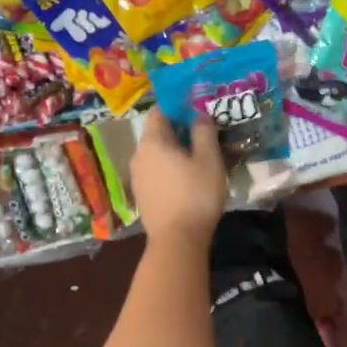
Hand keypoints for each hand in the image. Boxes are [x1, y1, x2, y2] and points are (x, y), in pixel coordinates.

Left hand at [131, 108, 226, 240]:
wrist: (177, 239)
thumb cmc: (196, 194)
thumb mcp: (209, 159)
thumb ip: (204, 132)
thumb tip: (199, 115)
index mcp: (153, 141)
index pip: (160, 111)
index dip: (178, 107)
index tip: (198, 109)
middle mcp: (139, 155)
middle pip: (158, 134)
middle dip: (180, 130)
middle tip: (205, 134)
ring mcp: (137, 176)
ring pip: (157, 154)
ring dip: (176, 152)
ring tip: (200, 158)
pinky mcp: (142, 195)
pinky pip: (156, 171)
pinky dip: (170, 169)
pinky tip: (188, 179)